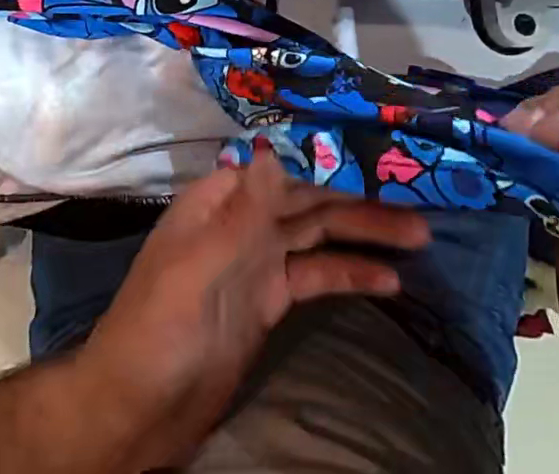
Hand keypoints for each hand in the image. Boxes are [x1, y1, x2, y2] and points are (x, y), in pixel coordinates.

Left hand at [75, 150, 432, 467]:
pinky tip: (390, 280)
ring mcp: (258, 260)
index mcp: (221, 200)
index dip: (330, 155)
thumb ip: (242, 211)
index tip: (379, 149)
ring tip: (420, 235)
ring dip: (366, 233)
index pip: (284, 165)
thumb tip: (275, 149)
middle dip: (360, 198)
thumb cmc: (159, 328)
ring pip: (319, 234)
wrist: (138, 408)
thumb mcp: (198, 266)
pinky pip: (318, 276)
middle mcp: (243, 220)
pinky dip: (351, 274)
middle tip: (418, 199)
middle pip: (310, 199)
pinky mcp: (270, 297)